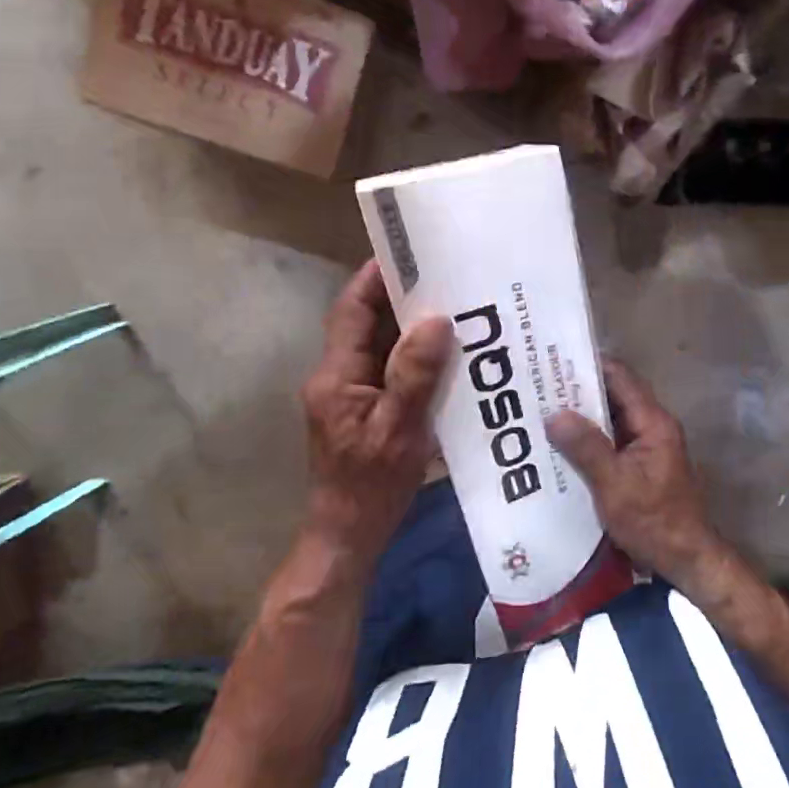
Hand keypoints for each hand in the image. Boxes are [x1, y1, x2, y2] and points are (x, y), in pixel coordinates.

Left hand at [299, 261, 451, 556]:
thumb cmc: (370, 487)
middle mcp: (337, 377)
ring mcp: (349, 395)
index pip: (350, 311)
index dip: (373, 278)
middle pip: (365, 323)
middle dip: (399, 298)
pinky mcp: (364, 410)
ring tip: (452, 305)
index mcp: (336, 376)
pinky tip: (446, 353)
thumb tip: (435, 322)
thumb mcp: (399, 431)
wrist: (348, 536)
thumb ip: (414, 375)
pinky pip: (388, 370)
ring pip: (378, 346)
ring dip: (409, 327)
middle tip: (443, 275)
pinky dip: (413, 357)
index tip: (406, 251)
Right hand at [546, 360, 727, 591]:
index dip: (589, 365)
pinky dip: (590, 436)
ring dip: (583, 414)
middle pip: (615, 394)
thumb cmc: (653, 521)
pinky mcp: (641, 462)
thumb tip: (555, 414)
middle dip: (579, 389)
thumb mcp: (614, 485)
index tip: (554, 360)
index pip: (620, 377)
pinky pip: (612, 438)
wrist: (686, 558)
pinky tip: (562, 442)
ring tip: (544, 408)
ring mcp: (648, 444)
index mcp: (653, 422)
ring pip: (612, 417)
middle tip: (540, 385)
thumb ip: (586, 447)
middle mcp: (653, 425)